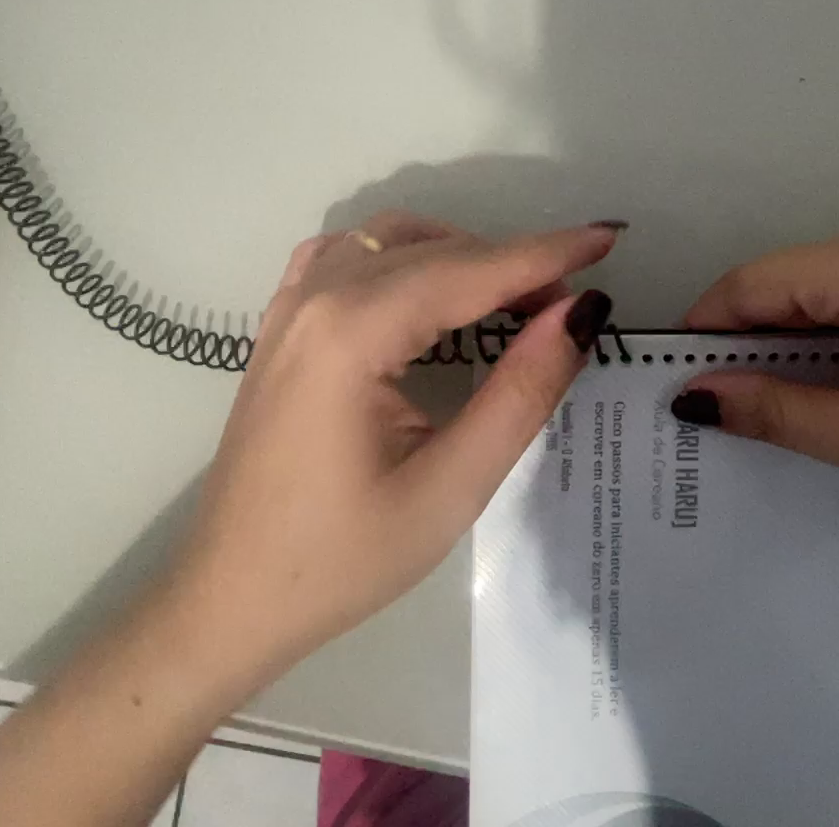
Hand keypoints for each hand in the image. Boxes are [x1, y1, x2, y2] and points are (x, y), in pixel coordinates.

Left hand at [169, 212, 619, 678]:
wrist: (231, 599)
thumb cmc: (341, 559)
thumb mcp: (450, 487)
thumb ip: (520, 393)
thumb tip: (580, 315)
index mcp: (352, 333)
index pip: (470, 271)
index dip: (546, 253)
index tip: (607, 239)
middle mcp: (316, 298)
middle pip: (434, 250)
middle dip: (511, 263)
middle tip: (570, 308)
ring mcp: (290, 308)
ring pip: (391, 242)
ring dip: (459, 256)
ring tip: (511, 301)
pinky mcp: (282, 327)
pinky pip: (349, 257)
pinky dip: (405, 258)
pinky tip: (428, 293)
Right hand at [677, 204, 838, 523]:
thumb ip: (778, 412)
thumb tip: (692, 398)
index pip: (751, 286)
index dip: (705, 335)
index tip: (682, 389)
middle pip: (784, 282)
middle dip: (751, 344)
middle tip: (738, 414)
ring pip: (819, 287)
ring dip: (794, 342)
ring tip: (796, 406)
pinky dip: (835, 332)